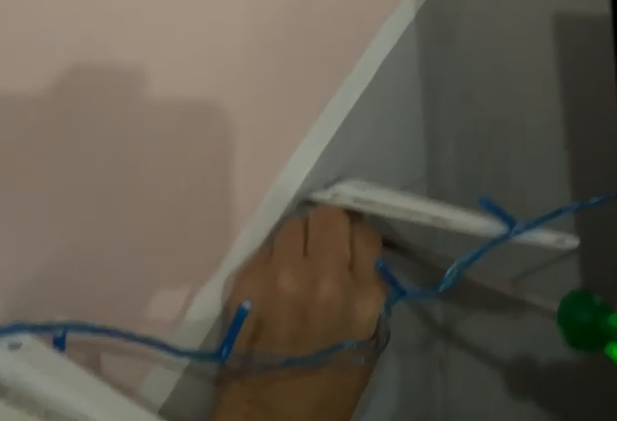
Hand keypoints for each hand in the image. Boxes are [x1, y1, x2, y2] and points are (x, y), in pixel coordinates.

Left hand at [209, 206, 388, 420]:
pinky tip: (272, 279)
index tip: (347, 244)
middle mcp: (325, 277)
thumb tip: (359, 254)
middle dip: (326, 226)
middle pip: (328, 215)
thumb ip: (367, 288)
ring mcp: (283, 275)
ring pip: (293, 223)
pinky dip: (271, 257)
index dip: (354, 235)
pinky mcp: (248, 279)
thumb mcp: (367, 338)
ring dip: (296, 238)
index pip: (363, 231)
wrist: (271, 420)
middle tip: (320, 244)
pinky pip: (265, 246)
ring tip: (294, 261)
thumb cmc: (327, 386)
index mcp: (362, 296)